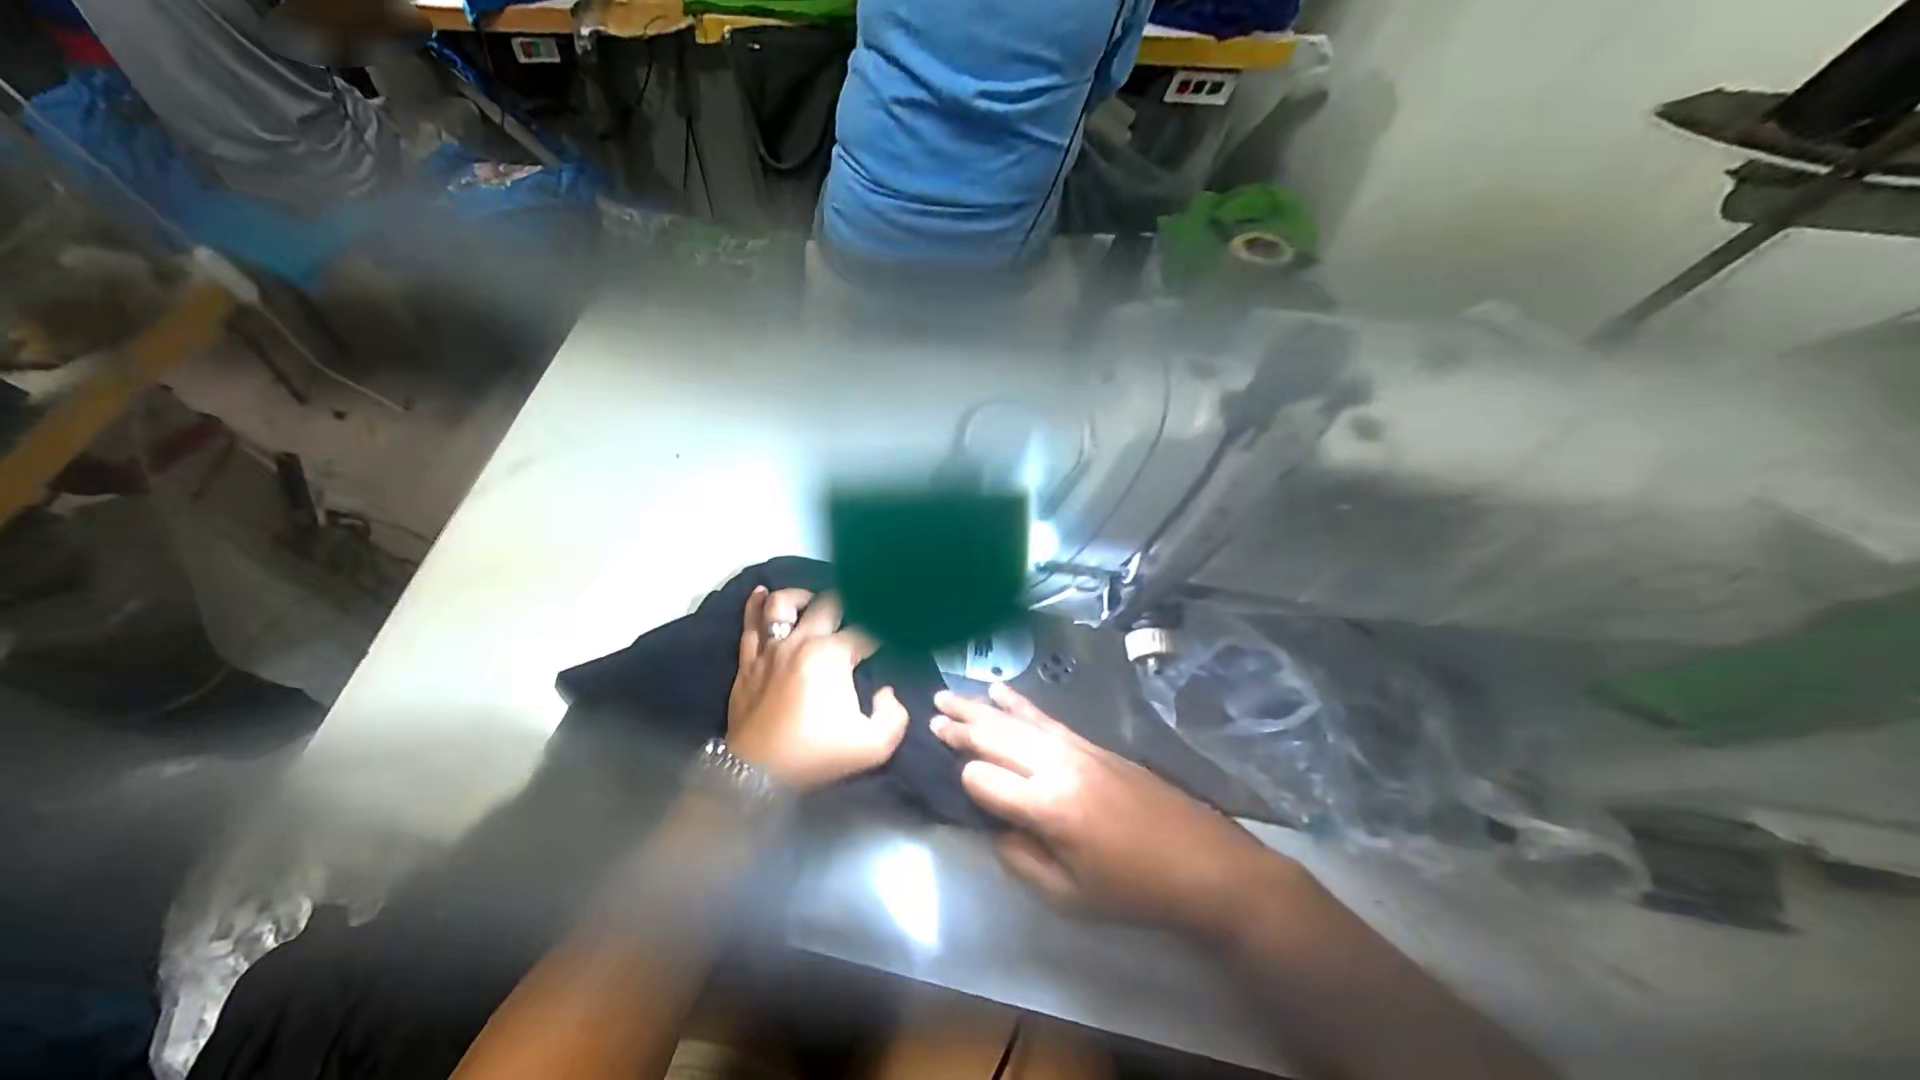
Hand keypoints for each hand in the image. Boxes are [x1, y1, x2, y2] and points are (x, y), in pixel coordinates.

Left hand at [726, 586, 909, 791]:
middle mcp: (801, 642)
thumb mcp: (873, 746)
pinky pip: (749, 624)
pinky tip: (761, 594)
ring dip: (801, 596)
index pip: (866, 631)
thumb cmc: (817, 756)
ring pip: (782, 604)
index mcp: (833, 655)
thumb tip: (885, 692)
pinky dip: (756, 605)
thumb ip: (893, 715)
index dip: (885, 629)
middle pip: (827, 605)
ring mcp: (770, 649)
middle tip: (860, 606)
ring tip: (812, 600)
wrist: (756, 776)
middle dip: (849, 600)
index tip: (894, 630)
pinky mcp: (747, 662)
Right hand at [932, 682, 1295, 937]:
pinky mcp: (1093, 744)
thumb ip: (1020, 859)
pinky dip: (1018, 703)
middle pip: (996, 737)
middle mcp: (1058, 765)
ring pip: (1016, 720)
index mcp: (1048, 807)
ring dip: (979, 707)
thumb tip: (996, 827)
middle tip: (928, 714)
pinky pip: (1046, 717)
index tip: (952, 788)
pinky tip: (1001, 691)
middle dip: (959, 727)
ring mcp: (1077, 748)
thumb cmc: (1134, 889)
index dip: (964, 782)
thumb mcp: (1069, 895)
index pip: (983, 781)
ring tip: (947, 695)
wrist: (1203, 863)